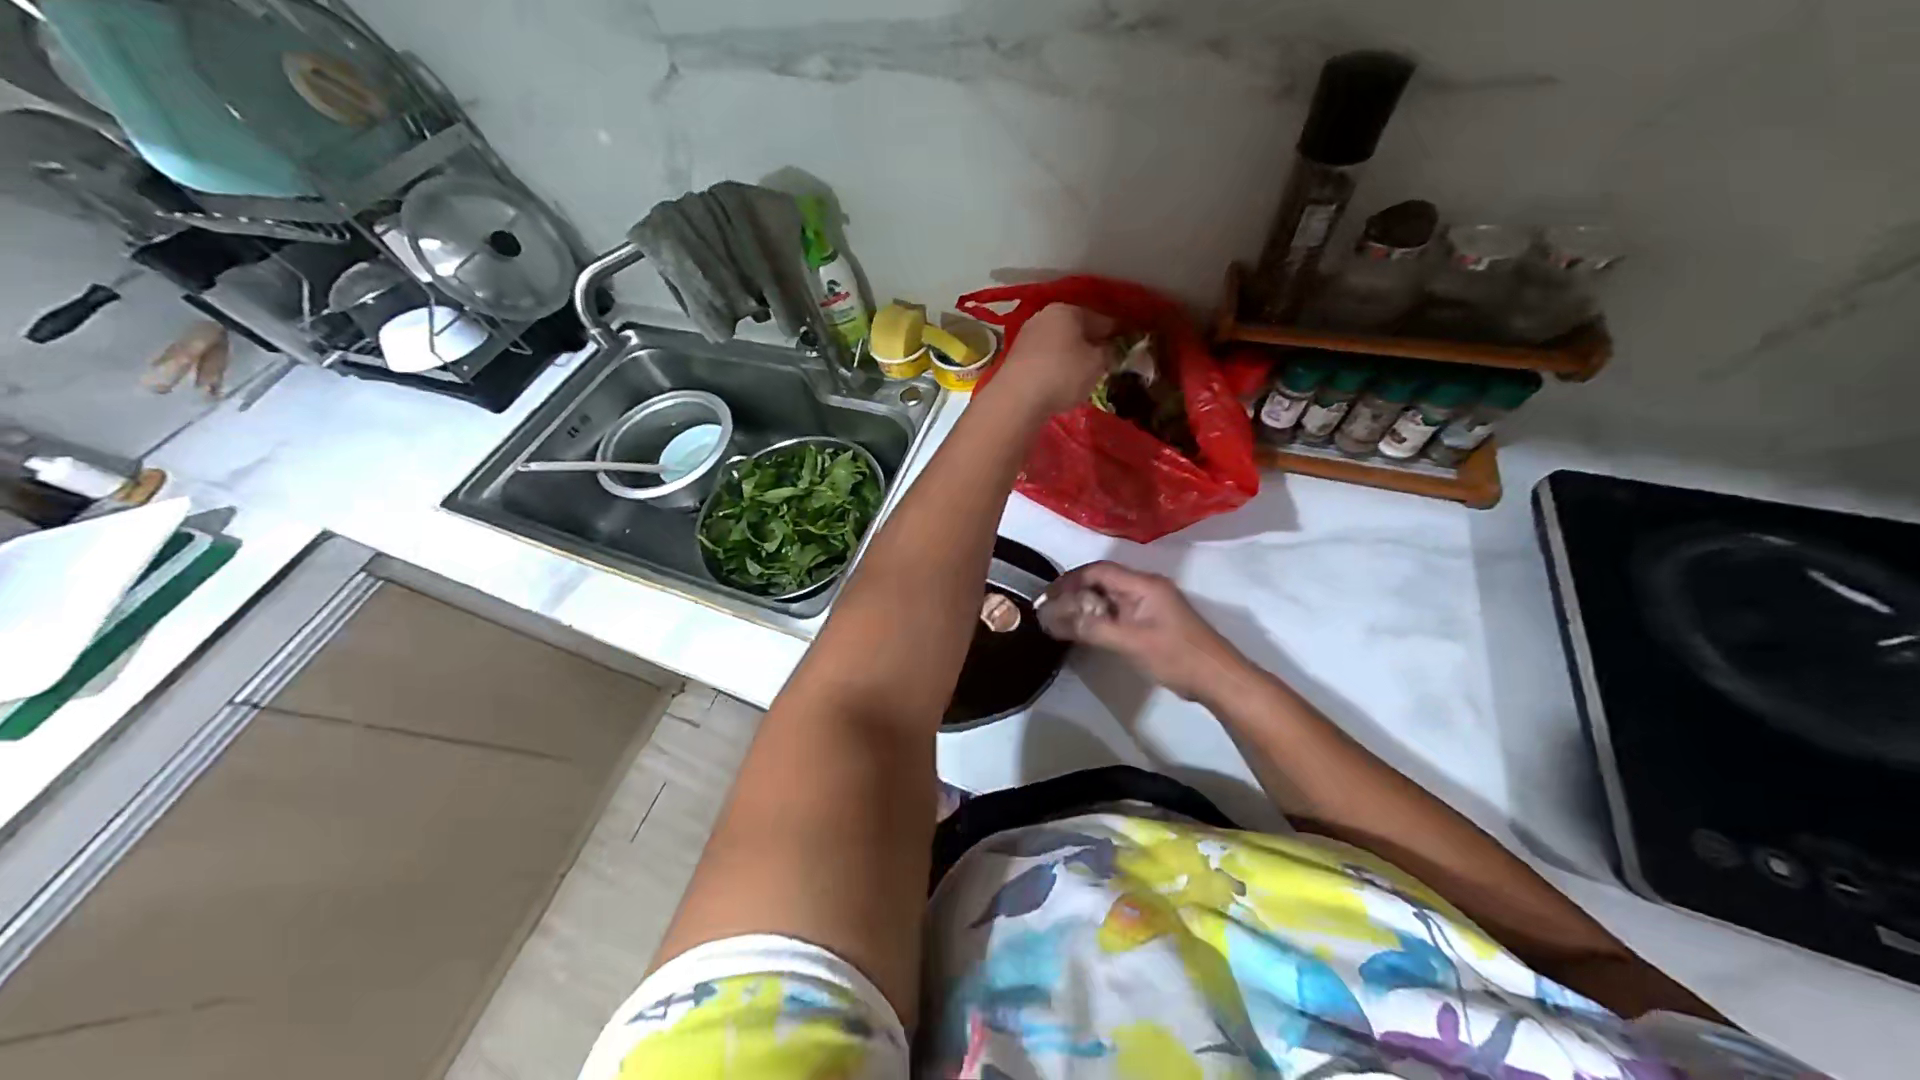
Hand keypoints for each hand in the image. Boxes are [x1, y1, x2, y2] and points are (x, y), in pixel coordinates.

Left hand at [990, 304, 1114, 416]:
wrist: (1017, 398)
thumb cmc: (1063, 374)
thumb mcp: (1097, 363)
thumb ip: (1110, 352)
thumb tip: (1113, 349)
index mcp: (1067, 310)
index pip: (1102, 318)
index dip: (1118, 332)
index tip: (1129, 345)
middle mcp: (1044, 316)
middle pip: (1077, 328)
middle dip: (1093, 342)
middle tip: (1108, 361)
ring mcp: (1027, 336)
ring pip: (1060, 343)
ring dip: (1074, 355)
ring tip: (1086, 373)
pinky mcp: (1016, 357)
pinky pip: (1045, 357)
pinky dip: (1057, 365)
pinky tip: (1062, 380)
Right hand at [1039, 561, 1246, 700]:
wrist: (1217, 679)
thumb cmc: (1176, 657)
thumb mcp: (1130, 642)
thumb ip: (1091, 629)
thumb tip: (1052, 619)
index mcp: (1143, 584)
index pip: (1097, 571)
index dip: (1068, 582)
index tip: (1045, 599)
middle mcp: (1145, 588)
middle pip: (1100, 582)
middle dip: (1072, 594)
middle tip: (1047, 612)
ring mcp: (1149, 605)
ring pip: (1107, 598)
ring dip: (1083, 608)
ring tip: (1058, 623)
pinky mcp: (1150, 621)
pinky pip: (1116, 612)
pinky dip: (1096, 619)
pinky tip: (1082, 632)